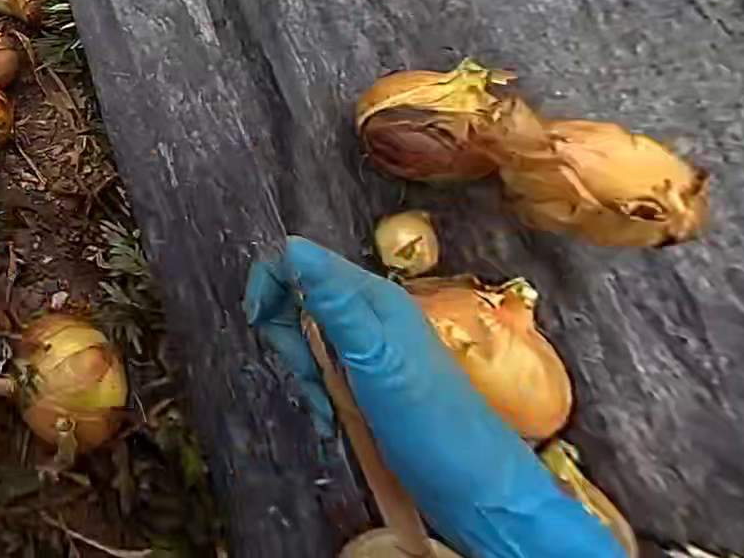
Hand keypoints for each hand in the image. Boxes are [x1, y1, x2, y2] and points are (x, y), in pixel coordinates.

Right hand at [245, 238, 623, 557]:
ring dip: (302, 370)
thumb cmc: (432, 425)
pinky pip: (320, 367)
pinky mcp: (365, 376)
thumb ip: (332, 300)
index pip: (297, 259)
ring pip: (303, 335)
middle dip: (286, 336)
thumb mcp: (374, 357)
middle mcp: (364, 310)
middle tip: (306, 375)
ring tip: (325, 406)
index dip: (269, 283)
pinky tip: (331, 418)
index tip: (259, 322)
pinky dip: (316, 390)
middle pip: (294, 296)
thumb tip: (291, 245)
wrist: (483, 498)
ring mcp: (365, 343)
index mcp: (367, 294)